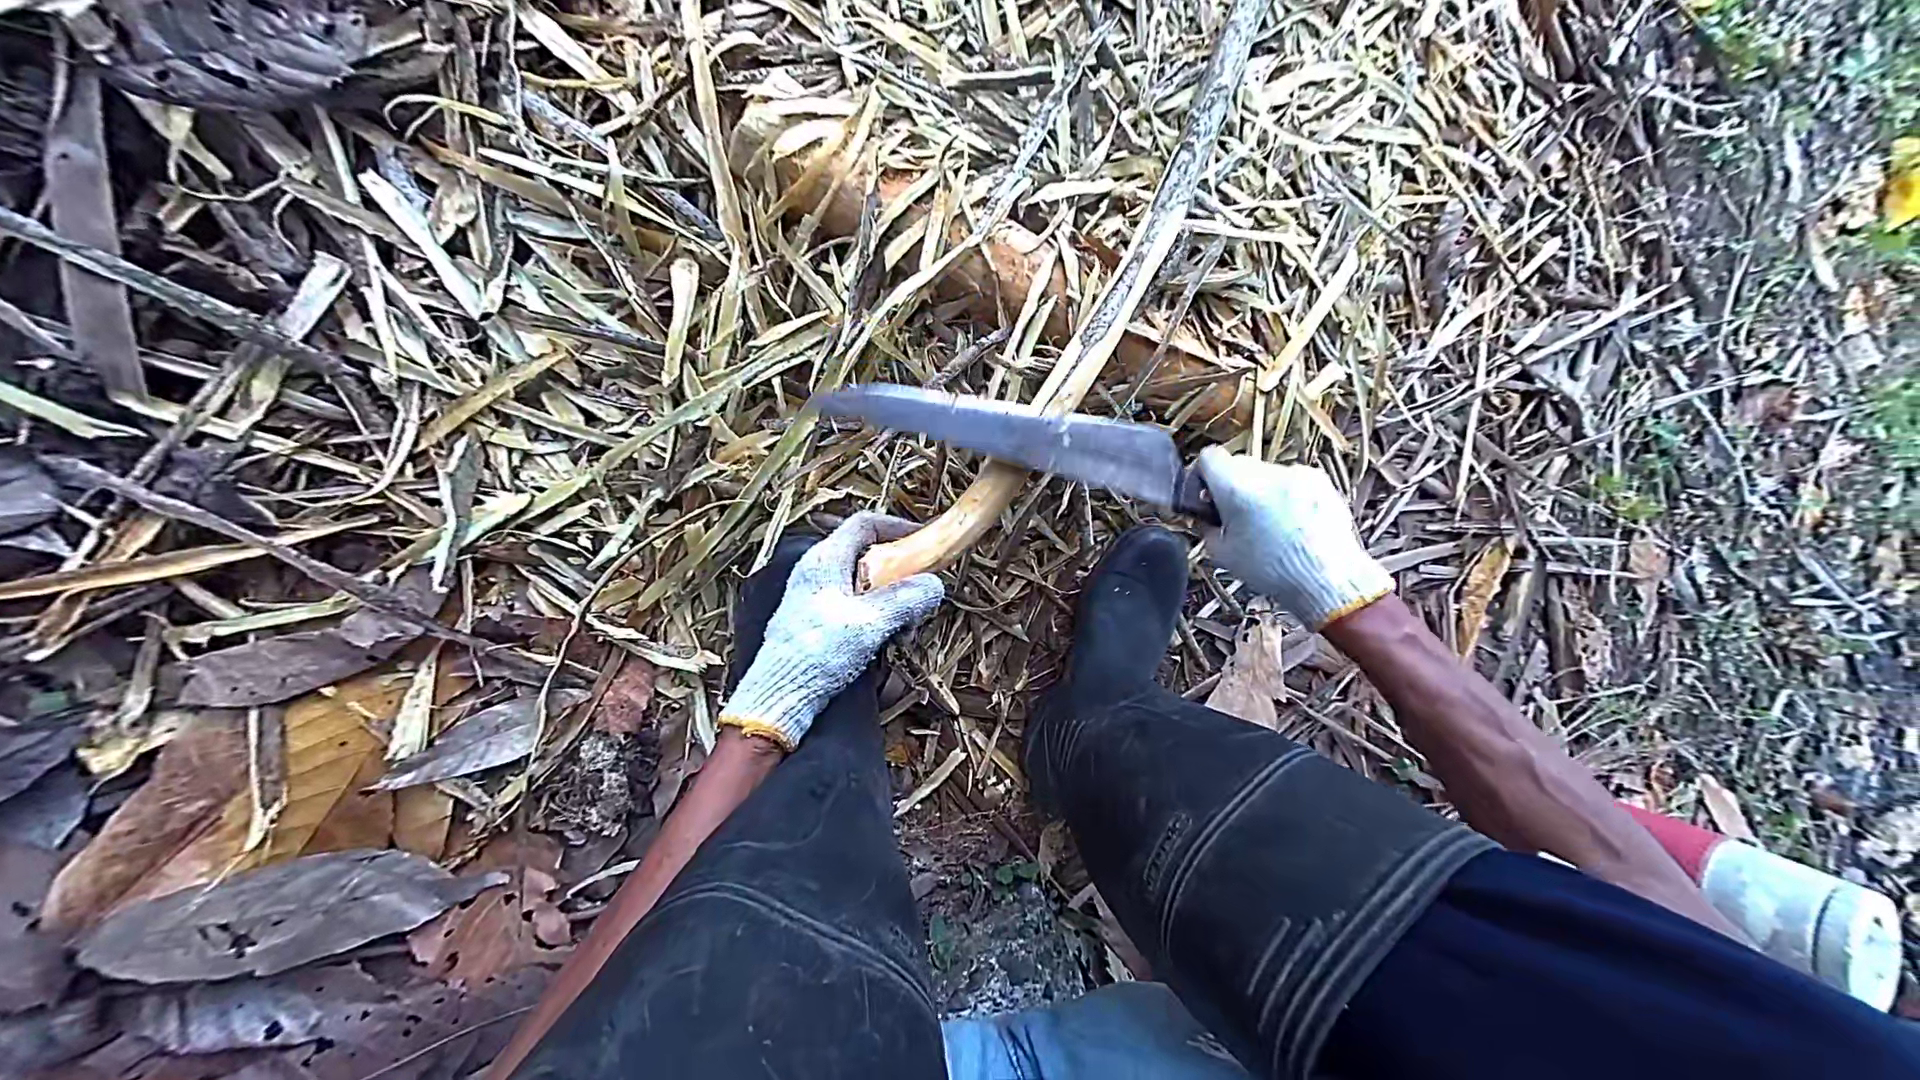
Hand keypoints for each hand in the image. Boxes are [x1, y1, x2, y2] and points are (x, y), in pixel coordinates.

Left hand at [716, 513, 945, 749]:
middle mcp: (818, 571)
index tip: (923, 541)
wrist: (779, 695)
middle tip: (919, 596)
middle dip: (901, 575)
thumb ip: (906, 599)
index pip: (865, 524)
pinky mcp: (817, 621)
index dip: (898, 527)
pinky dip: (877, 617)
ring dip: (892, 602)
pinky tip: (886, 642)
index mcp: (825, 558)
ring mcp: (816, 596)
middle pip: (869, 556)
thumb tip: (935, 584)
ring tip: (904, 629)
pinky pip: (856, 607)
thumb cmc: (817, 652)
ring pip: (866, 584)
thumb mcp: (870, 623)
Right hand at [1194, 448, 1392, 628]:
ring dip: (1258, 491)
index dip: (1202, 475)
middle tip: (1233, 515)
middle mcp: (1267, 474)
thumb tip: (1203, 515)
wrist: (1327, 579)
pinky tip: (1288, 522)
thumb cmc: (1275, 571)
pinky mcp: (1319, 480)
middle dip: (1230, 486)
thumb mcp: (1222, 553)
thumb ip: (1205, 525)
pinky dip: (1284, 495)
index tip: (1204, 494)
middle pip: (1237, 464)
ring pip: (1264, 472)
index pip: (1209, 457)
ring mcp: (1296, 474)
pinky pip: (1290, 479)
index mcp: (1236, 488)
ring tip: (1265, 524)